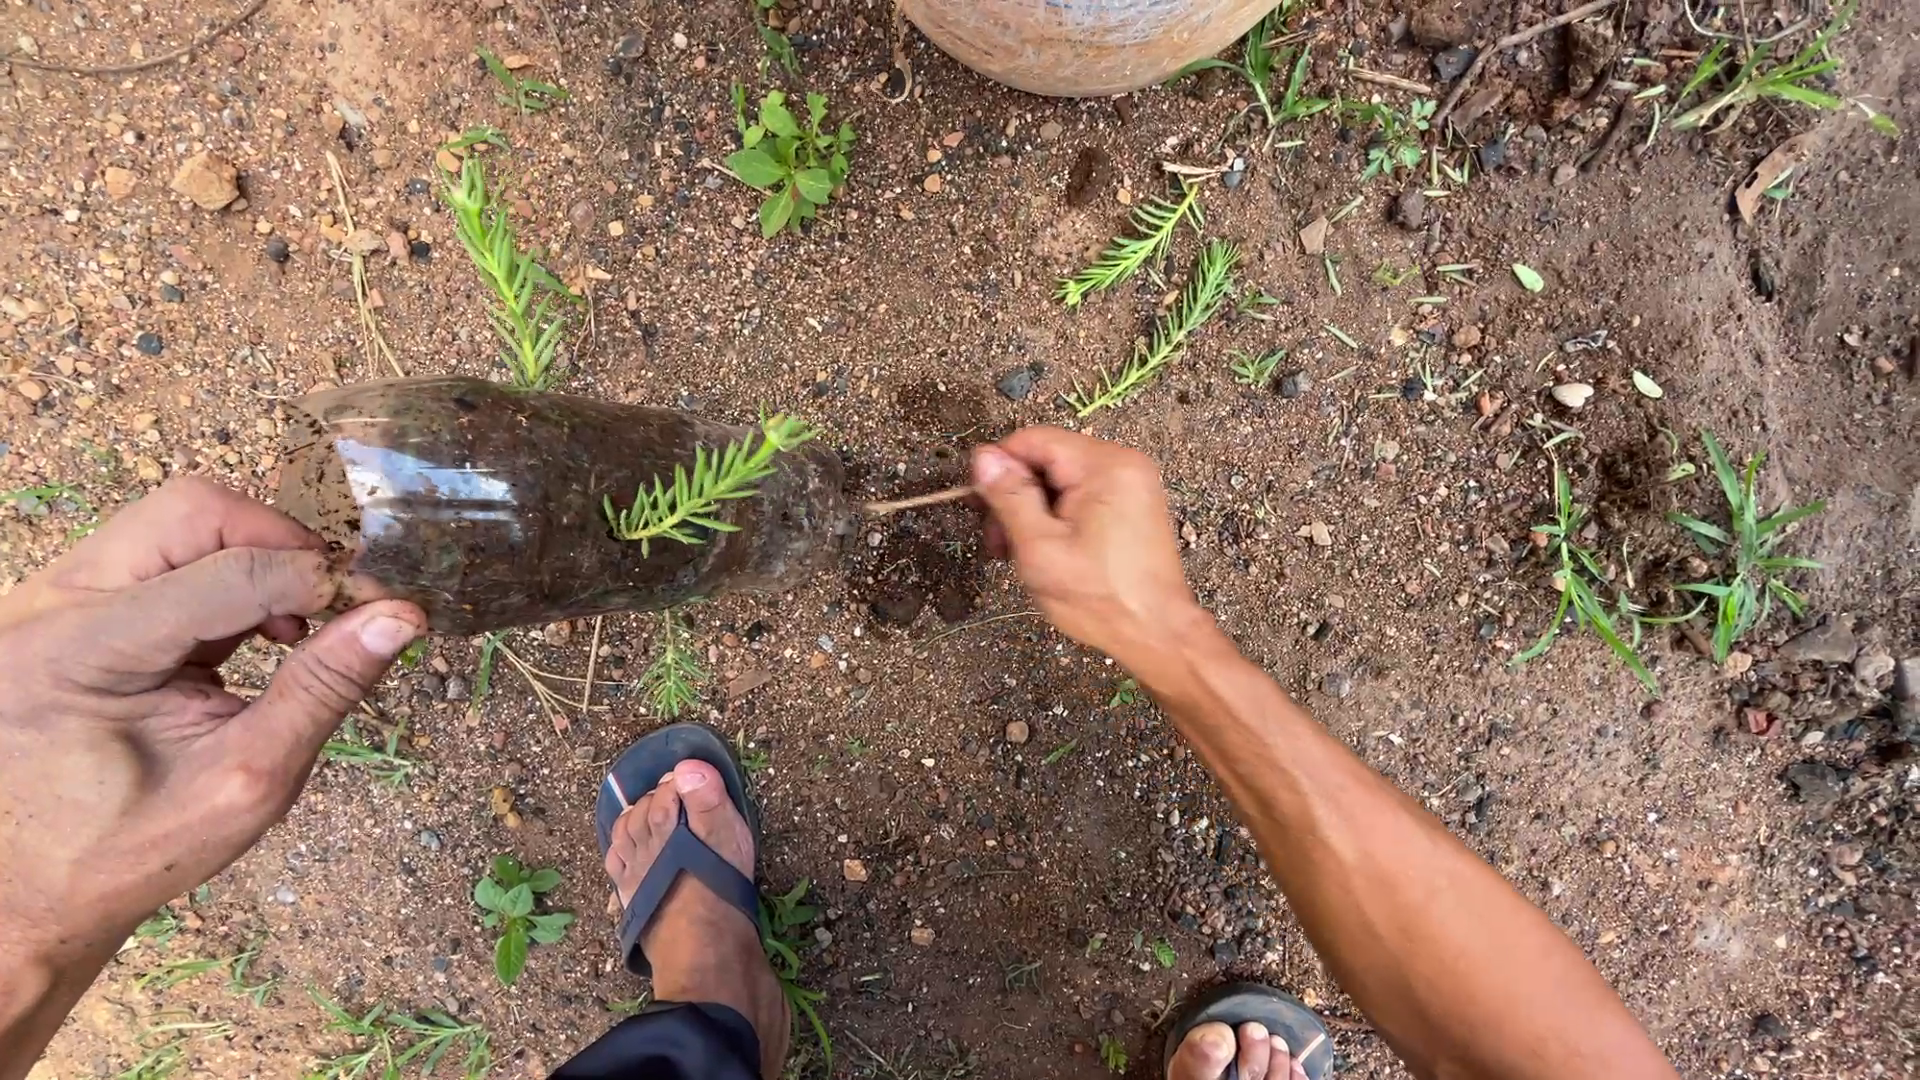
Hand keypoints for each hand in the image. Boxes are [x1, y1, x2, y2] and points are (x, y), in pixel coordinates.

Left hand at [0, 478, 423, 972]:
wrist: (17, 896)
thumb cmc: (132, 850)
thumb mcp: (250, 777)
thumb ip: (326, 687)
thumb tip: (405, 616)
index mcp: (77, 653)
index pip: (235, 572)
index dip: (328, 582)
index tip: (390, 613)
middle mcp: (46, 606)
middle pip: (196, 511)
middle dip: (286, 544)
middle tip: (334, 603)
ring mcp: (51, 601)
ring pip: (185, 521)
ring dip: (264, 556)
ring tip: (297, 624)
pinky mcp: (74, 607)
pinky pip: (174, 552)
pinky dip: (240, 574)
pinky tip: (261, 631)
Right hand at [970, 427, 1207, 668]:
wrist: (1157, 634)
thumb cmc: (1099, 597)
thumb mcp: (1040, 547)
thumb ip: (1010, 497)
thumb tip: (982, 456)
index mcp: (1103, 466)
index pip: (1033, 440)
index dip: (998, 469)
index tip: (980, 509)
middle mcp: (1122, 463)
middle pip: (1047, 459)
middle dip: (1015, 496)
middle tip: (998, 543)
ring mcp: (1131, 483)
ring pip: (1060, 479)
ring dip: (1032, 510)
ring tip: (1018, 553)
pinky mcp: (1132, 503)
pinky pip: (1081, 494)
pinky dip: (1057, 517)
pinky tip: (1046, 549)